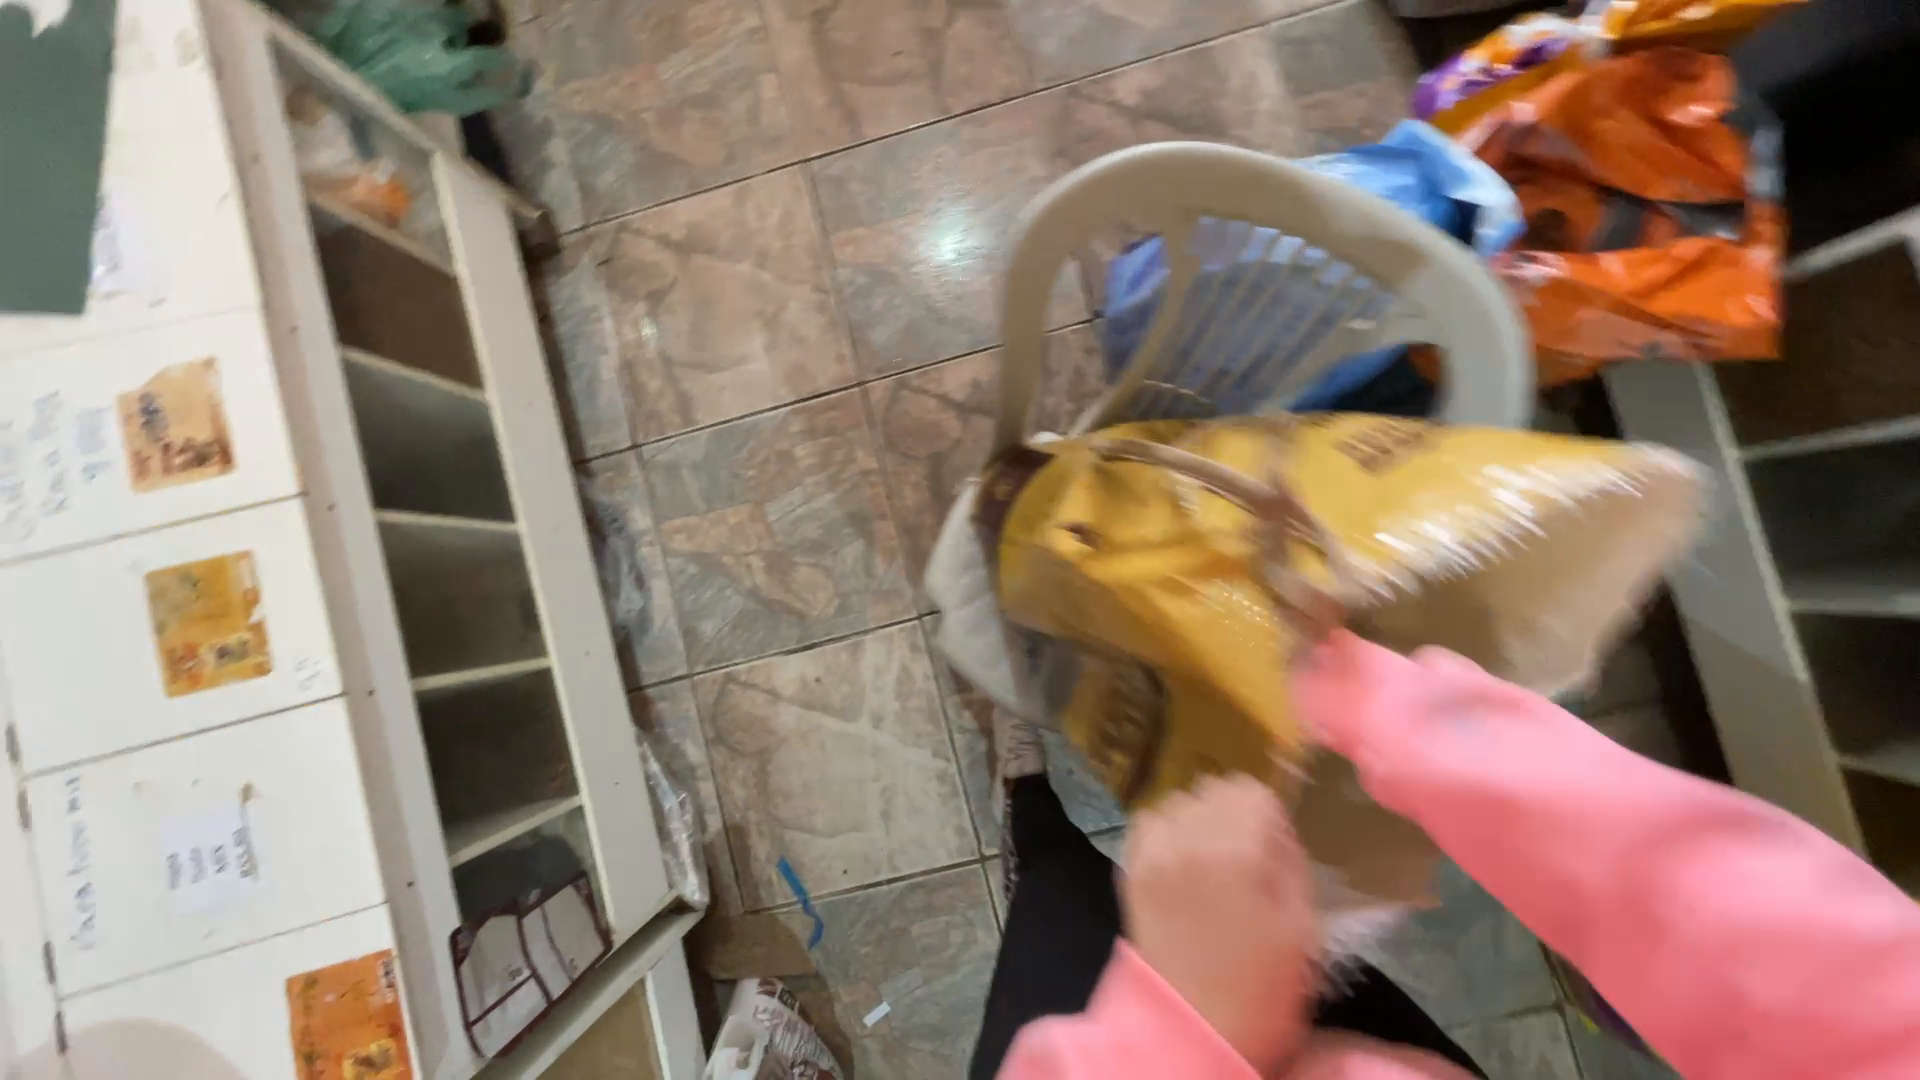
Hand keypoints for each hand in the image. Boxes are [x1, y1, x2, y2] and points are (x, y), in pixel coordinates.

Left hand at [1122, 774, 1318, 1073]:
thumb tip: (1273, 826)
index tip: (1271, 840)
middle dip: (1233, 811)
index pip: (1252, 789)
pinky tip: (1178, 860)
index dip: (1267, 811)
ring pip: (1180, 800)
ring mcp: (1154, 849)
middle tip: (1243, 852)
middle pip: (1214, 787)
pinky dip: (1165, 829)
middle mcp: (1190, 836)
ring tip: (1208, 858)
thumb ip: (1288, 860)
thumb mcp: (1302, 925)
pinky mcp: (1131, 865)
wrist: (1195, 1028)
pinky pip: (1148, 819)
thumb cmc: (1262, 986)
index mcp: (1238, 850)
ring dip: (1197, 818)